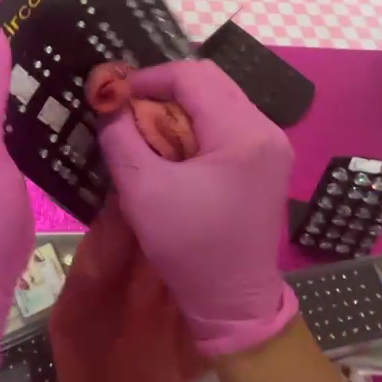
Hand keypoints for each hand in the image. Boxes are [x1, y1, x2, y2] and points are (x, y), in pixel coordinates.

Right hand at [97, 60, 297, 356]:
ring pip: (218, 98)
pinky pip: (227, 121)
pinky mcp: (266, 161)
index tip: (117, 98)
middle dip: (164, 90)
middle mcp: (266, 129)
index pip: (192, 75)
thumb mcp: (142, 191)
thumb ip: (121, 138)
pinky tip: (174, 149)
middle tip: (130, 112)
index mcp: (242, 133)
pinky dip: (196, 124)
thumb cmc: (190, 248)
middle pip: (209, 81)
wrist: (235, 305)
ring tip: (148, 131)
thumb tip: (110, 104)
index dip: (149, 78)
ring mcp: (271, 145)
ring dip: (179, 108)